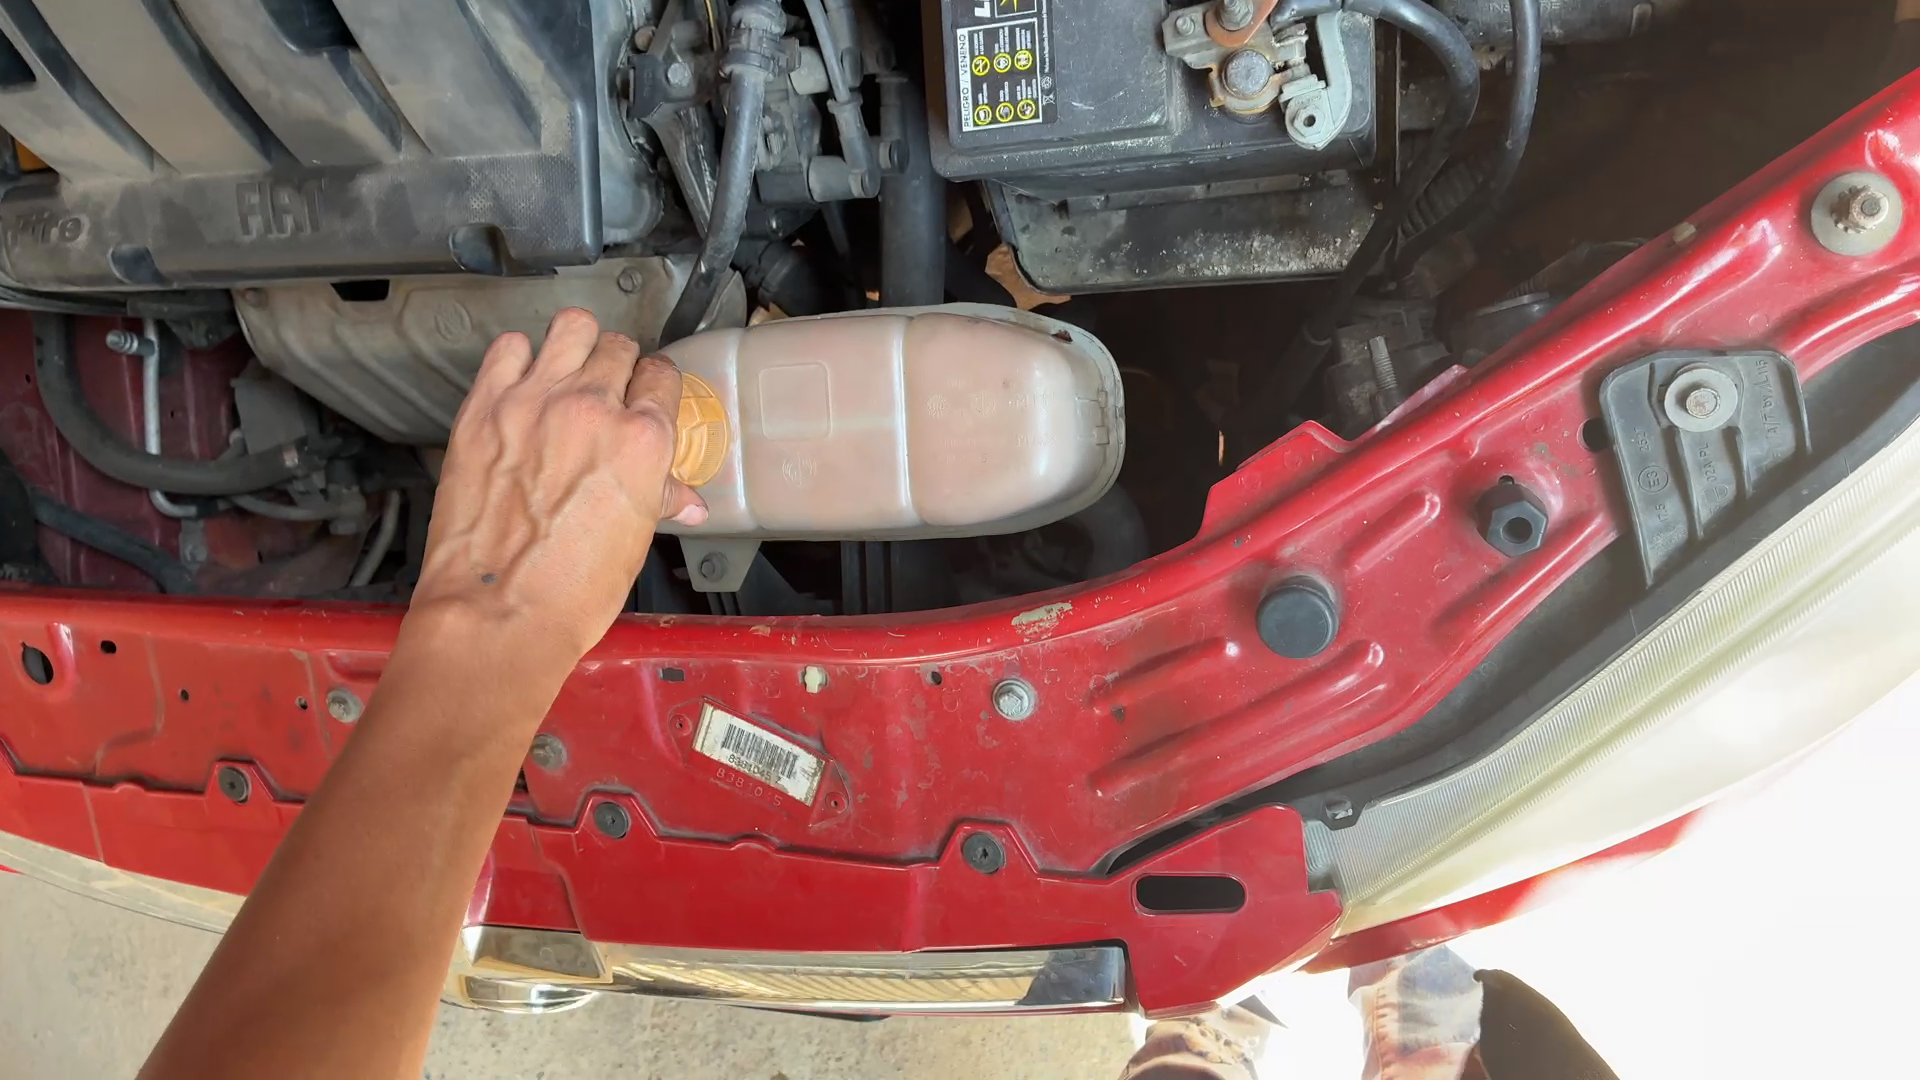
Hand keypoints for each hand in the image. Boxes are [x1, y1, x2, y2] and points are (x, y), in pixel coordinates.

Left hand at [410, 308, 705, 665]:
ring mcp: (534, 401)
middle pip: (619, 348)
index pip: (663, 377)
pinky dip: (520, 356)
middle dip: (622, 364)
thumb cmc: (580, 585)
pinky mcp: (484, 407)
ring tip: (572, 366)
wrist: (502, 608)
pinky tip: (523, 381)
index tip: (650, 395)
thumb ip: (663, 498)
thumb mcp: (639, 538)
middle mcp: (594, 407)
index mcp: (644, 440)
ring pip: (571, 327)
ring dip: (579, 342)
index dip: (659, 385)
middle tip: (611, 388)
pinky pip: (507, 348)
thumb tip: (688, 500)